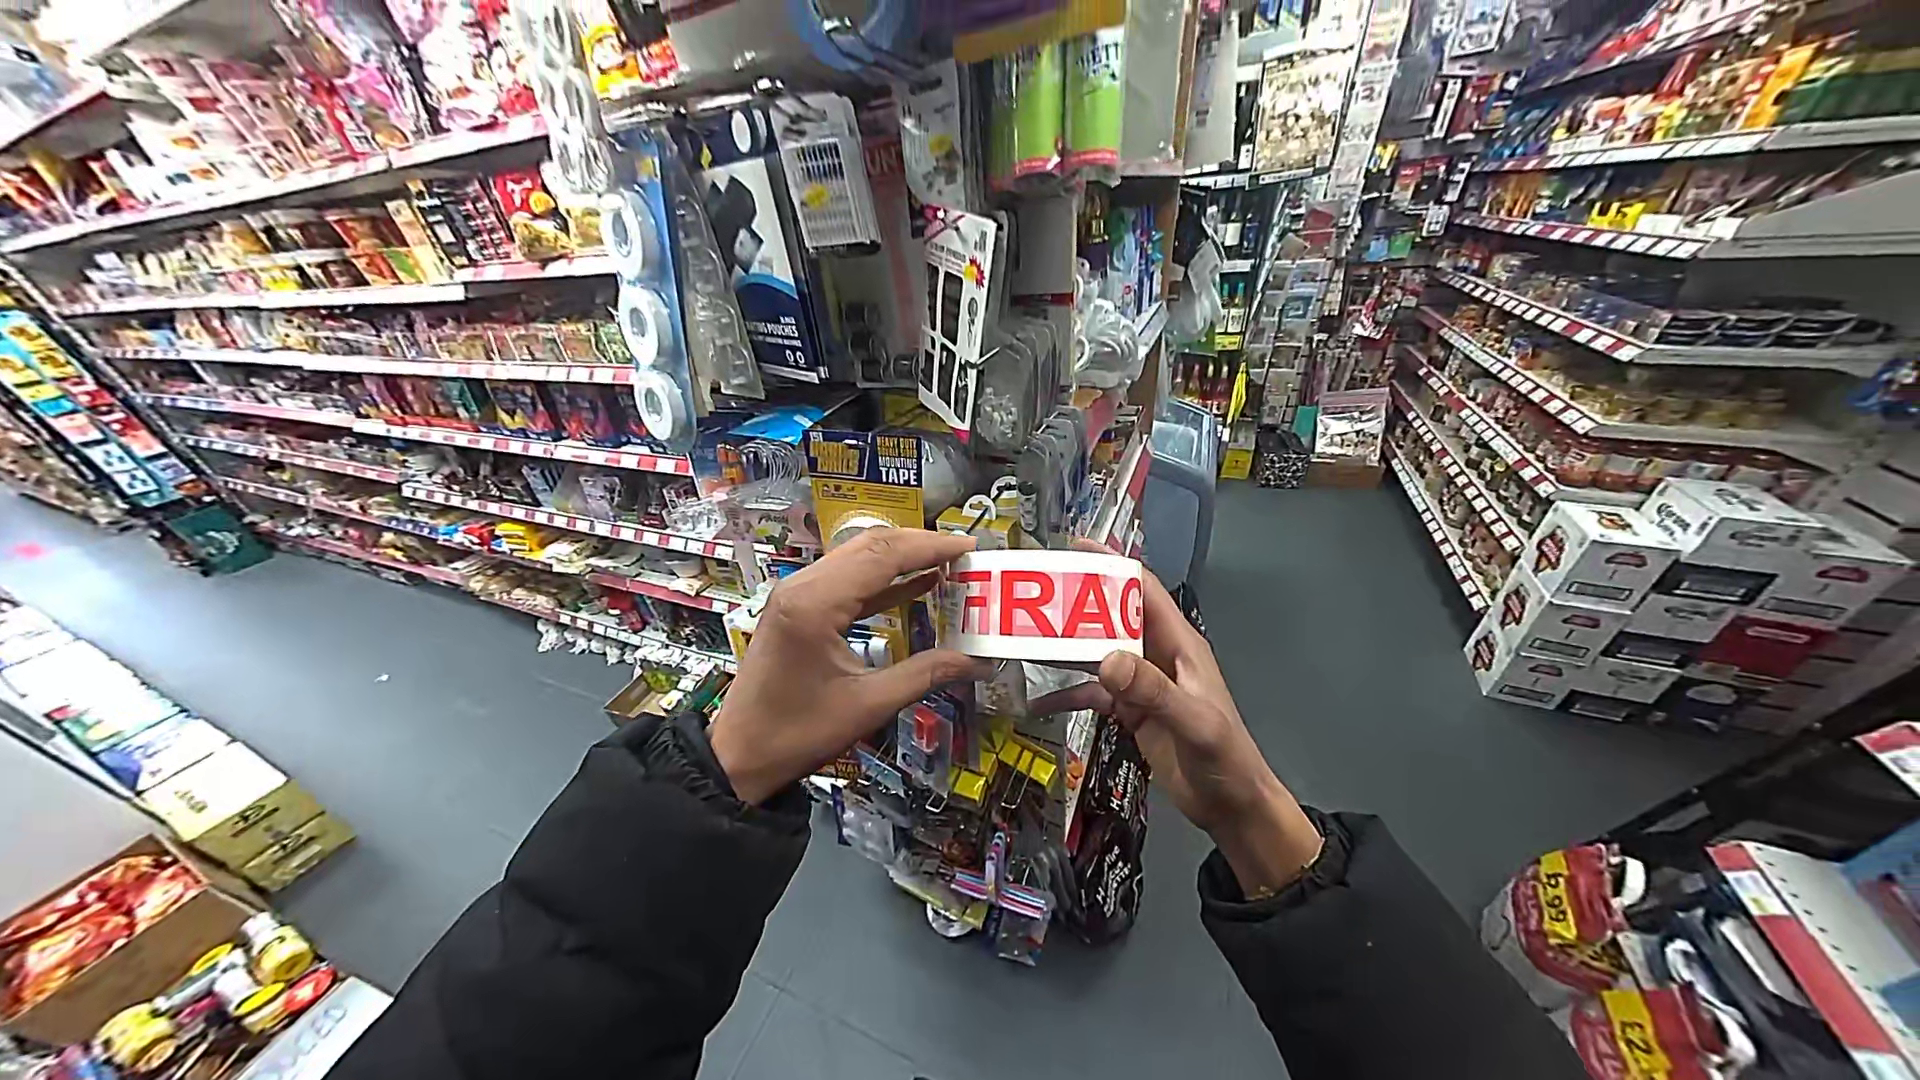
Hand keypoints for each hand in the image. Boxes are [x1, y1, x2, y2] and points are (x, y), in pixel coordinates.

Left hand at [708, 528, 991, 804]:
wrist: (739, 755)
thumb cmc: (798, 733)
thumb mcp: (868, 705)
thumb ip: (925, 674)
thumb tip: (978, 663)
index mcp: (816, 603)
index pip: (883, 555)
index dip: (931, 547)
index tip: (970, 549)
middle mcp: (803, 586)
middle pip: (870, 546)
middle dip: (921, 545)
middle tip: (966, 556)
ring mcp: (799, 594)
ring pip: (859, 558)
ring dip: (904, 559)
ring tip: (949, 565)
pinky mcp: (801, 608)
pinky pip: (849, 581)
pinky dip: (885, 581)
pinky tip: (918, 585)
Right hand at [1033, 543, 1321, 895]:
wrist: (1231, 806)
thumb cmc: (1224, 756)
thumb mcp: (1192, 720)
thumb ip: (1152, 690)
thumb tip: (1105, 660)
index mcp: (1178, 643)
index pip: (1143, 589)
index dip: (1112, 564)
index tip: (1073, 550)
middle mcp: (1156, 654)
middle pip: (1112, 616)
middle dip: (1077, 603)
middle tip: (1034, 595)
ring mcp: (1141, 681)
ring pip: (1098, 651)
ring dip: (1067, 645)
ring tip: (1027, 637)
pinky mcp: (1129, 708)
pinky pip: (1093, 691)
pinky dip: (1069, 691)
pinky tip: (1041, 697)